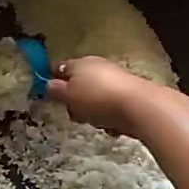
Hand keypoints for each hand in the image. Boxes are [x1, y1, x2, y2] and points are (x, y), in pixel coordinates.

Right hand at [45, 57, 159, 135]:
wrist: (139, 107)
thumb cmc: (97, 99)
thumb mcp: (68, 96)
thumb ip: (55, 90)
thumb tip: (49, 84)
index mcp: (80, 63)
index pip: (60, 68)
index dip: (54, 82)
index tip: (53, 98)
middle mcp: (97, 67)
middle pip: (78, 86)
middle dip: (75, 103)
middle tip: (76, 114)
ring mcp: (114, 79)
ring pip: (94, 98)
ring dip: (92, 112)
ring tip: (97, 122)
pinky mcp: (128, 94)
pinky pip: (110, 106)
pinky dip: (109, 116)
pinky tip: (113, 125)